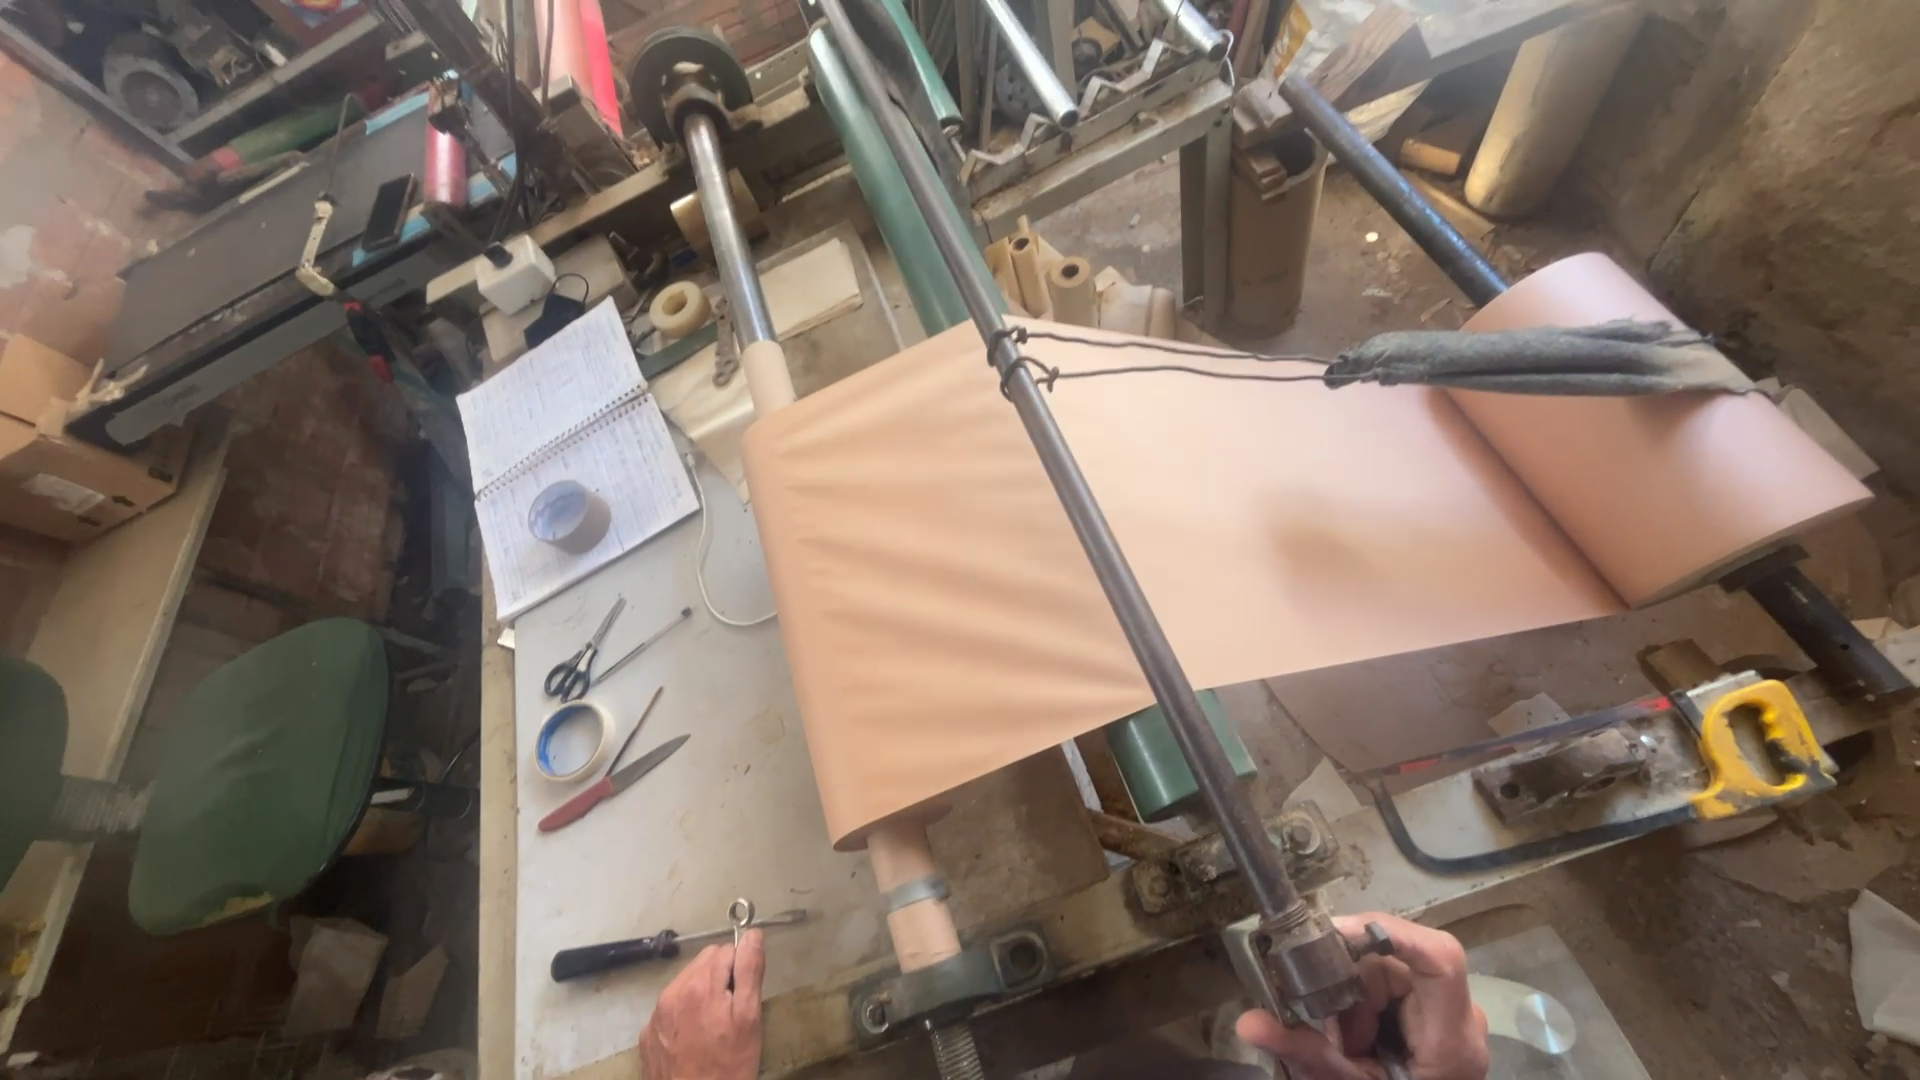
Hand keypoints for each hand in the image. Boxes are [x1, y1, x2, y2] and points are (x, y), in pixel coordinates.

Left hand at [639, 929, 766, 1079]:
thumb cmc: (728, 1066)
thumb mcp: (749, 1019)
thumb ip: (750, 970)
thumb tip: (752, 934)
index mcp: (699, 985)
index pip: (726, 950)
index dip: (740, 968)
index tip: (744, 994)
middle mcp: (672, 993)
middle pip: (704, 962)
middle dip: (721, 977)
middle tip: (732, 1010)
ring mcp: (655, 1015)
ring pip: (687, 982)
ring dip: (703, 992)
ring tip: (714, 1025)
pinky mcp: (647, 1035)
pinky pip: (671, 1006)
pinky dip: (685, 1012)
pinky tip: (695, 1037)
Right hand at [1235, 914, 1487, 1079]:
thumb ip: (1305, 1052)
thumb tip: (1246, 1022)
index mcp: (1450, 1038)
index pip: (1439, 958)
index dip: (1389, 930)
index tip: (1333, 932)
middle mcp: (1459, 1016)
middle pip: (1393, 960)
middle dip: (1349, 980)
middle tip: (1326, 1022)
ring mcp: (1451, 1011)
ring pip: (1385, 966)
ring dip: (1352, 994)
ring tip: (1345, 1042)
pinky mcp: (1437, 1011)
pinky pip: (1390, 980)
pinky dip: (1362, 1001)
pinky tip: (1356, 1036)